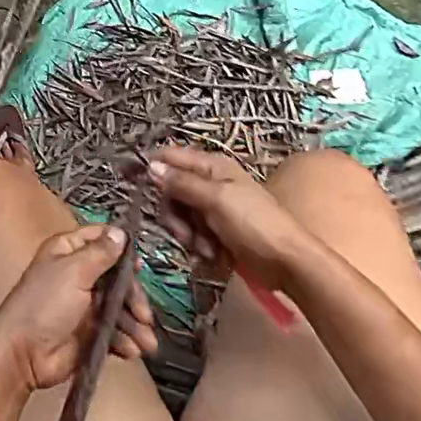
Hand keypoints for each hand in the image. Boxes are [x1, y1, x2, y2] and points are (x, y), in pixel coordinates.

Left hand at [0, 224, 157, 393]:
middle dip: (133, 296)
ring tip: (147, 344)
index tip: (140, 263)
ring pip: (119, 307)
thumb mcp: (73, 272)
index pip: (100, 239)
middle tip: (144, 314)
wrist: (23, 355)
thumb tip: (121, 232)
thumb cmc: (45, 304)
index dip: (122, 248)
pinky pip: (114, 331)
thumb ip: (100, 253)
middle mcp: (78, 273)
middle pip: (117, 276)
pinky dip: (125, 340)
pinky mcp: (89, 332)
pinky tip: (132, 351)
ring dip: (135, 324)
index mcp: (68, 251)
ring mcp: (84, 304)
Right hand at [147, 147, 318, 294]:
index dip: (151, 168)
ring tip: (208, 248)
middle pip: (171, 191)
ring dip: (189, 235)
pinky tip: (215, 255)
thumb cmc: (255, 224)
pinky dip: (200, 246)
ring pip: (180, 216)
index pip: (170, 158)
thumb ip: (182, 183)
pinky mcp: (217, 231)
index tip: (132, 183)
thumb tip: (150, 166)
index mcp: (212, 166)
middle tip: (186, 234)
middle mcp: (210, 182)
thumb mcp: (216, 200)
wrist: (287, 263)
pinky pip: (193, 234)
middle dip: (175, 215)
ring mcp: (213, 208)